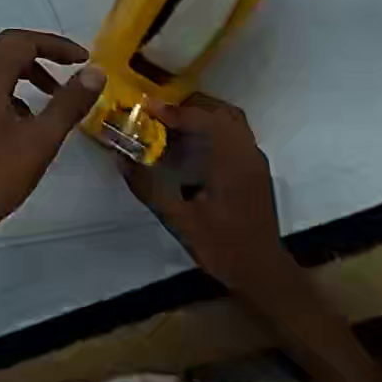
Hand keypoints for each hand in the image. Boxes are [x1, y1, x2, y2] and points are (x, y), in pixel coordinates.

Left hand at [0, 30, 105, 243]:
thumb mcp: (41, 139)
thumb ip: (68, 103)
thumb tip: (95, 72)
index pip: (20, 42)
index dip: (54, 44)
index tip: (84, 58)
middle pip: (8, 48)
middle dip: (43, 52)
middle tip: (74, 67)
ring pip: (0, 67)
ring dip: (30, 71)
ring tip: (58, 94)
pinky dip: (17, 89)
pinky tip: (33, 117)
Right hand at [120, 95, 293, 294]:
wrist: (262, 274)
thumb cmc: (222, 247)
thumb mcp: (177, 219)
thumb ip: (147, 186)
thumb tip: (119, 158)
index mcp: (232, 162)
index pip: (203, 120)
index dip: (173, 111)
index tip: (147, 109)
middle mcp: (248, 155)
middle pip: (220, 112)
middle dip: (188, 107)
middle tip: (159, 115)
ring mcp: (255, 162)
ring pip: (230, 121)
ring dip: (201, 117)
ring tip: (172, 126)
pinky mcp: (254, 171)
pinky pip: (234, 135)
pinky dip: (211, 130)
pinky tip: (190, 146)